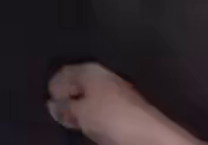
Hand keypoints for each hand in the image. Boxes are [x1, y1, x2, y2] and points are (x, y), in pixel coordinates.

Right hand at [47, 63, 204, 144]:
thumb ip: (65, 108)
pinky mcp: (130, 109)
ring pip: (93, 97)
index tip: (50, 105)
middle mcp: (102, 75)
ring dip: (84, 109)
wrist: (157, 140)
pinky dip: (98, 116)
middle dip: (69, 99)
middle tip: (62, 116)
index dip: (54, 88)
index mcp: (88, 70)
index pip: (64, 73)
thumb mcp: (83, 115)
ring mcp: (118, 91)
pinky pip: (106, 108)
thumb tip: (51, 105)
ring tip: (79, 125)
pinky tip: (98, 129)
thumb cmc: (113, 120)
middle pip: (79, 84)